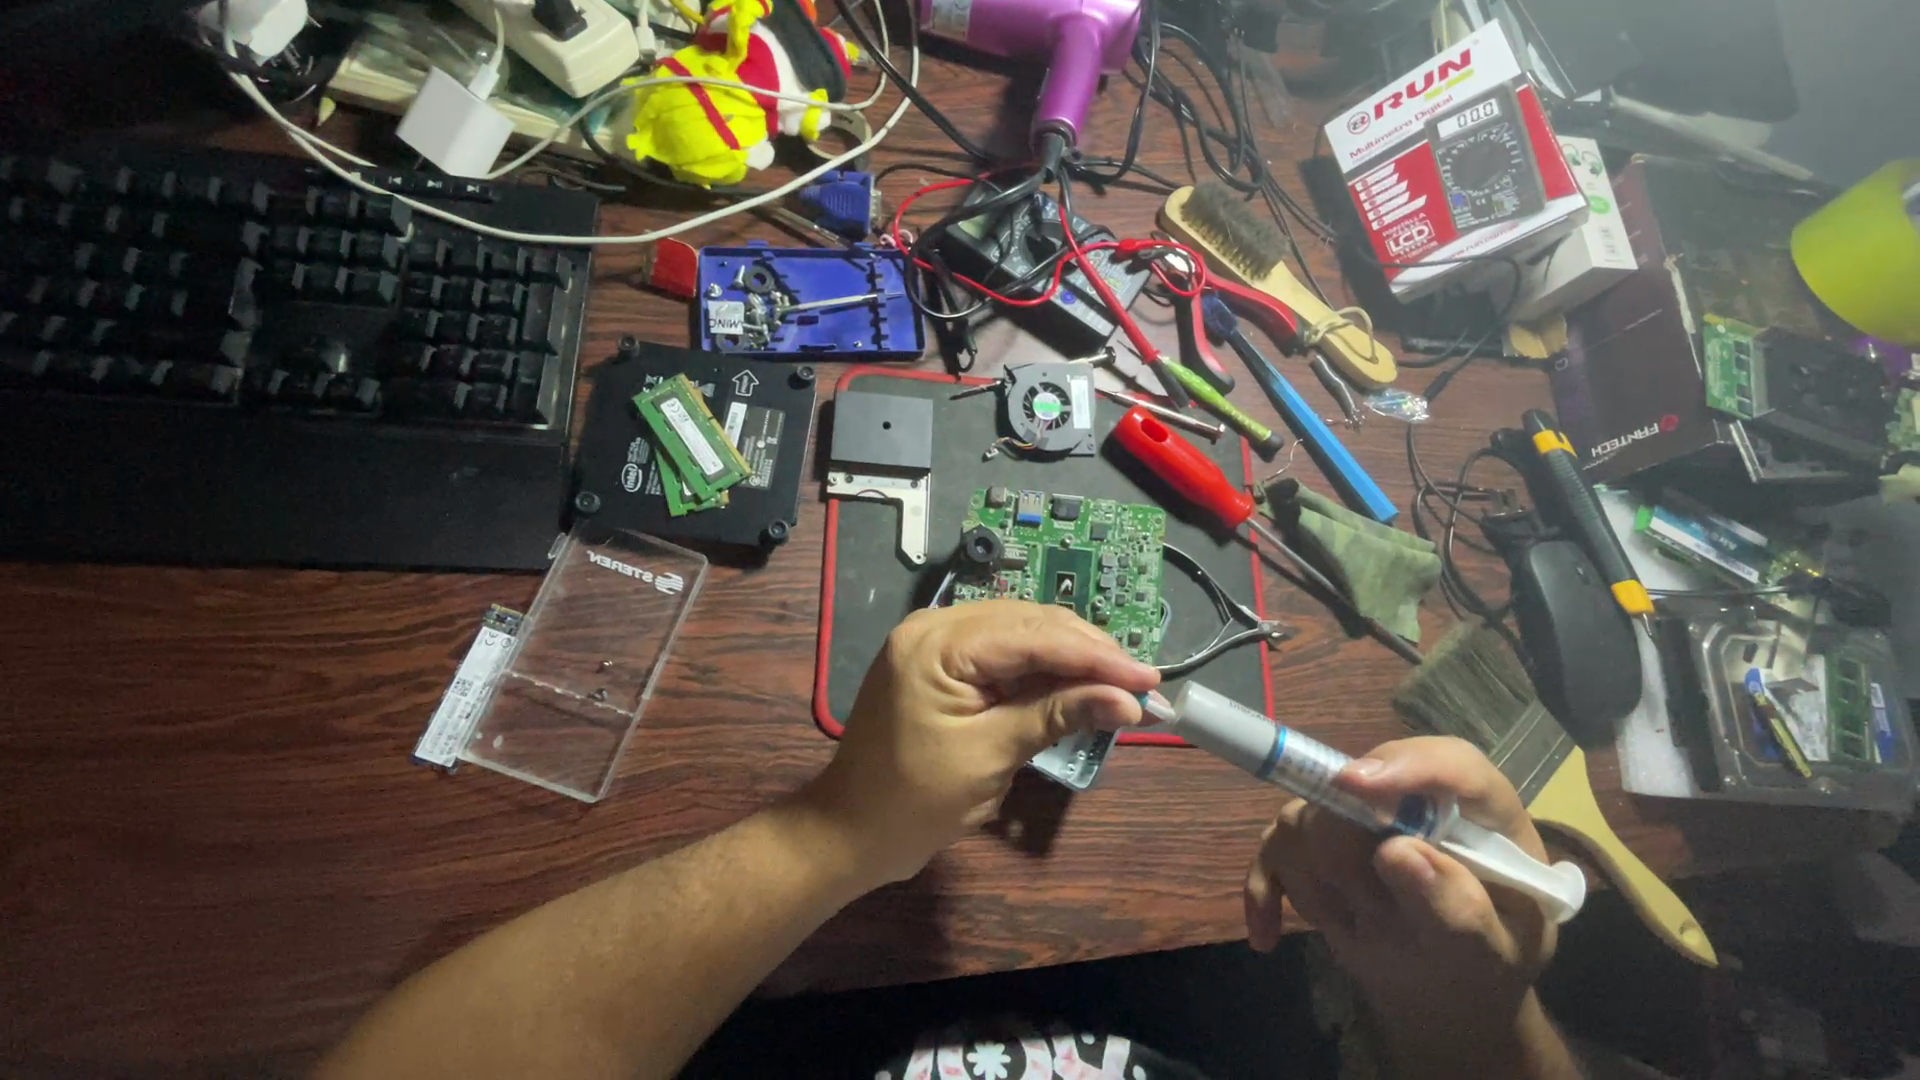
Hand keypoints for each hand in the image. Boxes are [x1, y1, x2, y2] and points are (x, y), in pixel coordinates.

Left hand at [795, 600, 1159, 885]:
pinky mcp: (942, 661)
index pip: (1032, 634)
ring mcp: (936, 640)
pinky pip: (1003, 654)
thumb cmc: (914, 801)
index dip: (1096, 655)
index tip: (1149, 677)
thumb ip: (1056, 715)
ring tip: (1121, 685)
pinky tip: (1078, 685)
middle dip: (1088, 653)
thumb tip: (1128, 701)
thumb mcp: (991, 756)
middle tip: (1143, 684)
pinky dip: (1042, 671)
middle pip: (1029, 624)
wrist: (851, 830)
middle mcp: (935, 625)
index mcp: (937, 642)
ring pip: (1021, 634)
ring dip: (1071, 659)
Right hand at [1244, 737, 1560, 1073]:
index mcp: (1475, 808)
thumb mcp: (1492, 950)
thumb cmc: (1483, 961)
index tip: (1352, 785)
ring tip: (1360, 931)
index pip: (1447, 762)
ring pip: (1300, 820)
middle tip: (1379, 920)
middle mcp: (1403, 794)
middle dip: (1349, 865)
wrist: (1442, 984)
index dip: (1402, 766)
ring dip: (1319, 889)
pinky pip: (1269, 848)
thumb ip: (1457, 906)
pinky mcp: (1309, 837)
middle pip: (1350, 796)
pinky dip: (1266, 890)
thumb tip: (1398, 852)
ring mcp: (1348, 812)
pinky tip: (1269, 934)